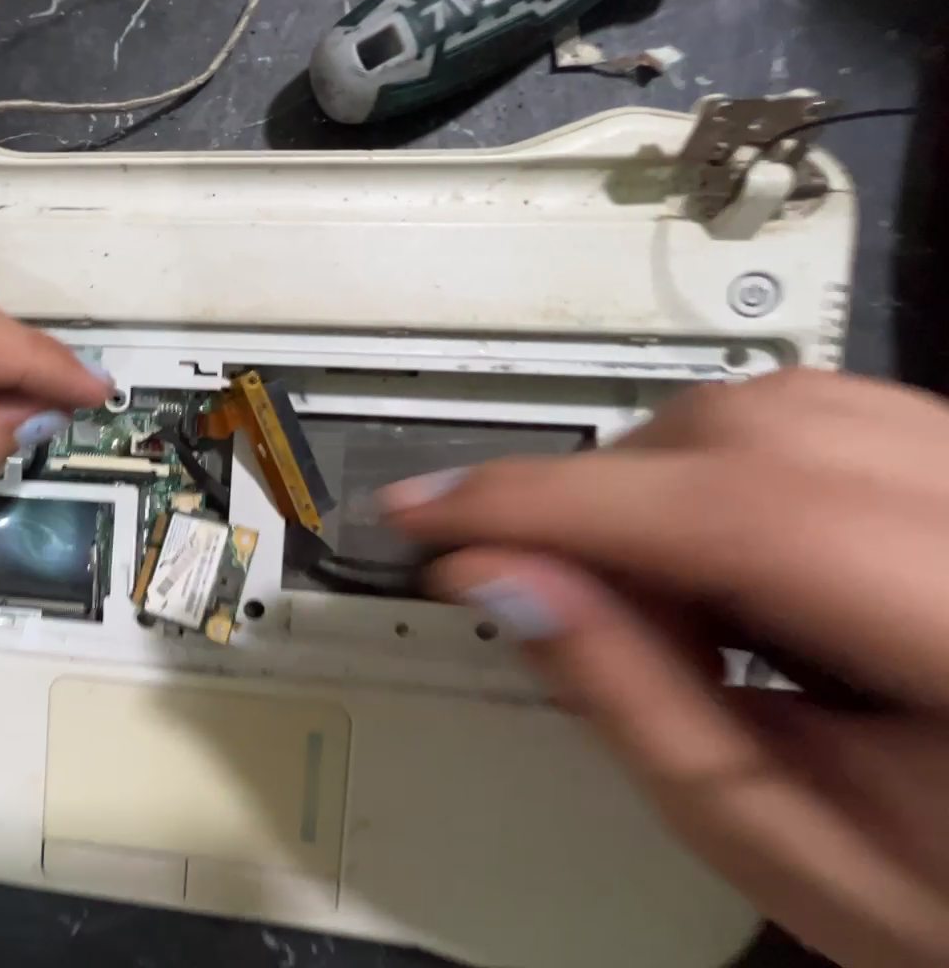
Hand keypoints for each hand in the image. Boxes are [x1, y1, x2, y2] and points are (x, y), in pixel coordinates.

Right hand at [381, 369, 948, 966]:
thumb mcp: (770, 834)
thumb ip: (626, 697)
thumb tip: (492, 574)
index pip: (740, 517)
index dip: (549, 500)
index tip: (424, 509)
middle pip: (750, 433)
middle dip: (597, 497)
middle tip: (558, 587)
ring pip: (776, 405)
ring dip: (650, 482)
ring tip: (662, 593)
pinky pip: (815, 417)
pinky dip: (709, 471)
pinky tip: (719, 562)